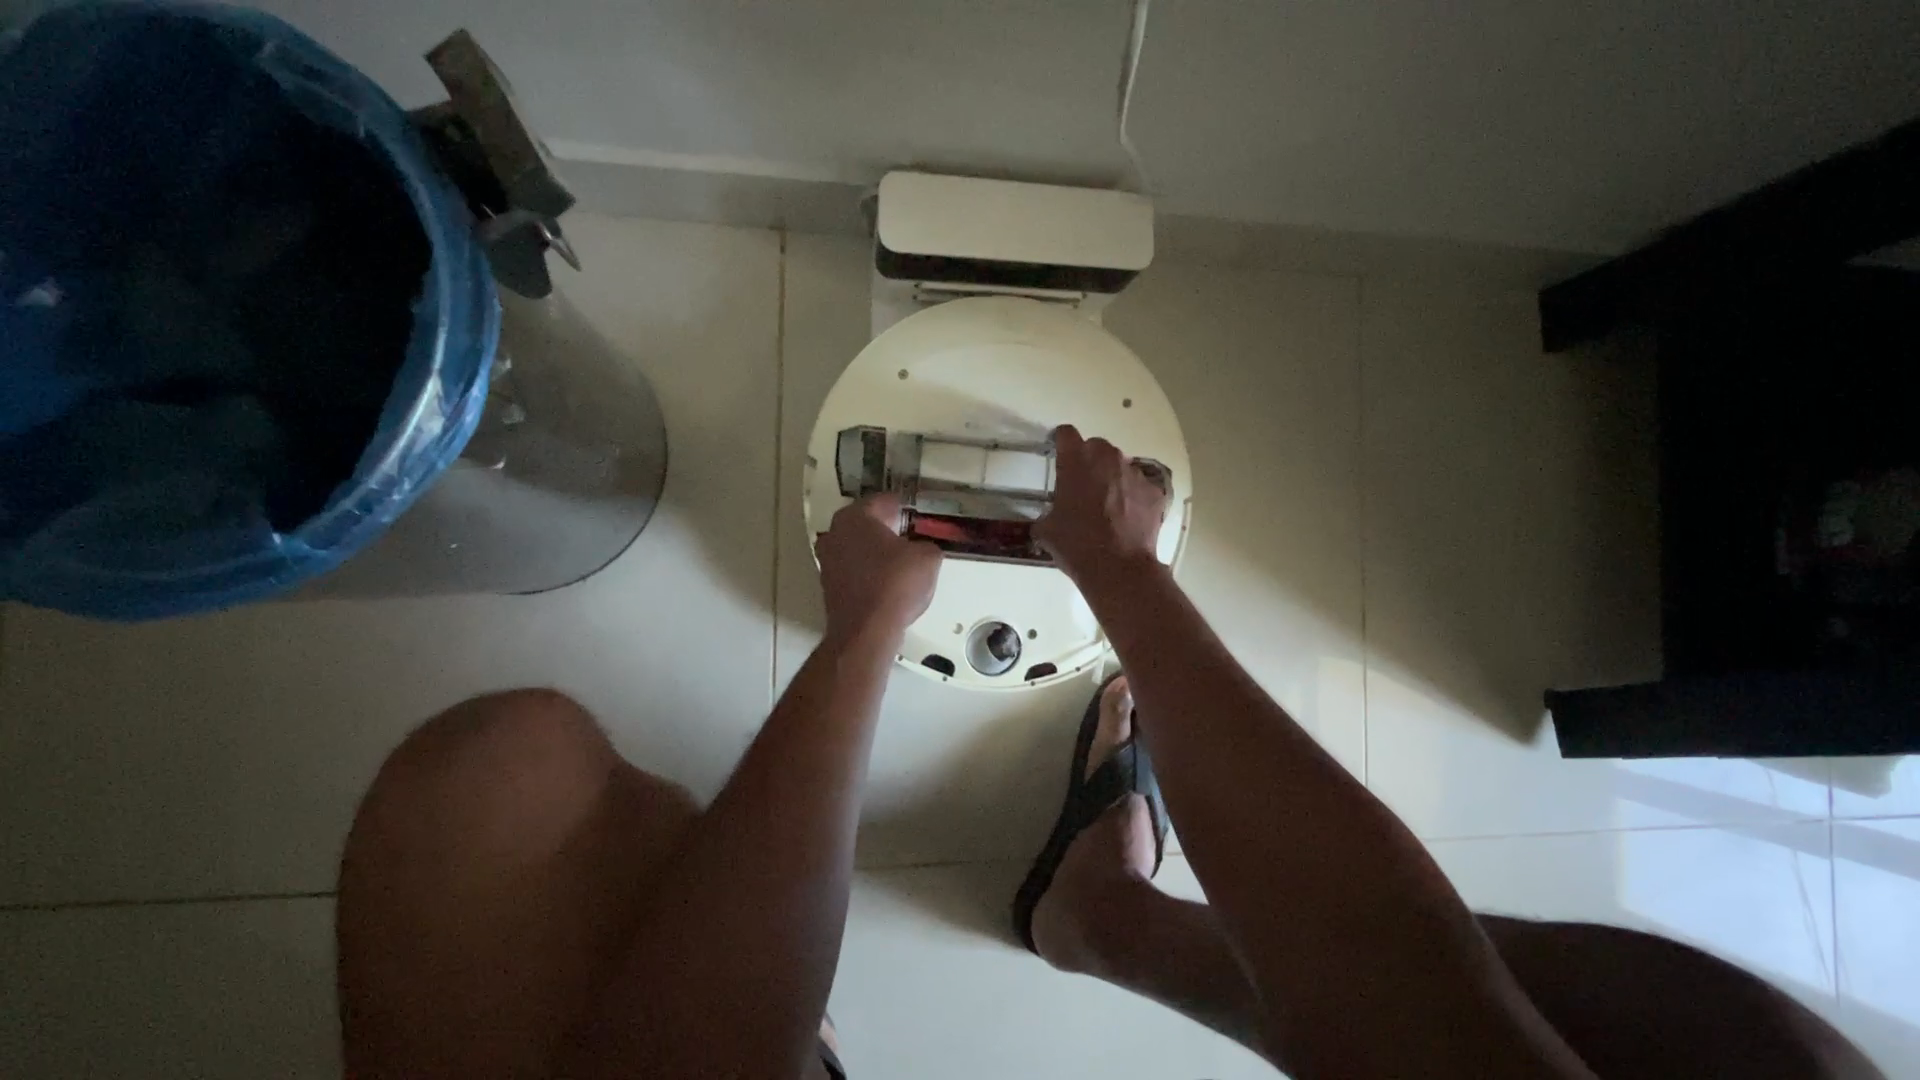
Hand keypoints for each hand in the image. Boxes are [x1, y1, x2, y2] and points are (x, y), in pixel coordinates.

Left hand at [817, 493, 942, 644]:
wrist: (865, 632)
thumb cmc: (895, 585)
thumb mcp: (928, 558)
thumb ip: (927, 544)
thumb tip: (922, 548)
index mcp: (855, 516)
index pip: (886, 501)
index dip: (909, 508)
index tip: (924, 518)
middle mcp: (835, 532)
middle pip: (869, 524)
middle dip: (891, 529)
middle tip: (916, 539)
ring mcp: (827, 559)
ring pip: (860, 547)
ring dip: (879, 552)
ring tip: (905, 564)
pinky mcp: (829, 585)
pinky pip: (856, 569)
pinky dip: (870, 572)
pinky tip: (889, 584)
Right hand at [1035, 425, 1168, 581]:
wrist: (1117, 568)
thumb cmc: (1075, 545)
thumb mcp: (1047, 530)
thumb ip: (1046, 514)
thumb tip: (1047, 520)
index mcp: (1076, 462)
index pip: (1066, 434)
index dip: (1062, 443)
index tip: (1061, 454)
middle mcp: (1107, 459)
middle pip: (1096, 447)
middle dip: (1090, 461)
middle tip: (1084, 486)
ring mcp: (1134, 474)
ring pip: (1121, 466)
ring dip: (1113, 479)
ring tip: (1108, 506)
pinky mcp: (1154, 492)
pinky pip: (1140, 487)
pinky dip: (1134, 497)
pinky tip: (1128, 519)